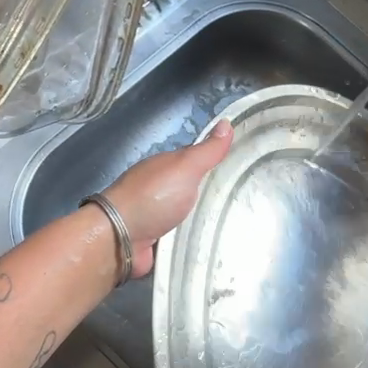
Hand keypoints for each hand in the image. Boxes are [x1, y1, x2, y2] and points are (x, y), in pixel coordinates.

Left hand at [100, 121, 233, 277]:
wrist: (120, 238)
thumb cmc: (154, 197)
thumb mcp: (185, 167)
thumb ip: (207, 151)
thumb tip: (227, 122)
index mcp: (165, 167)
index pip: (197, 161)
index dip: (217, 164)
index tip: (244, 172)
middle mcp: (160, 190)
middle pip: (194, 190)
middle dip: (215, 196)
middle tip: (247, 204)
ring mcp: (156, 217)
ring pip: (189, 216)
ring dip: (206, 221)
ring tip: (239, 228)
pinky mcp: (157, 242)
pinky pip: (183, 239)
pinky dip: (195, 241)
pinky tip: (216, 245)